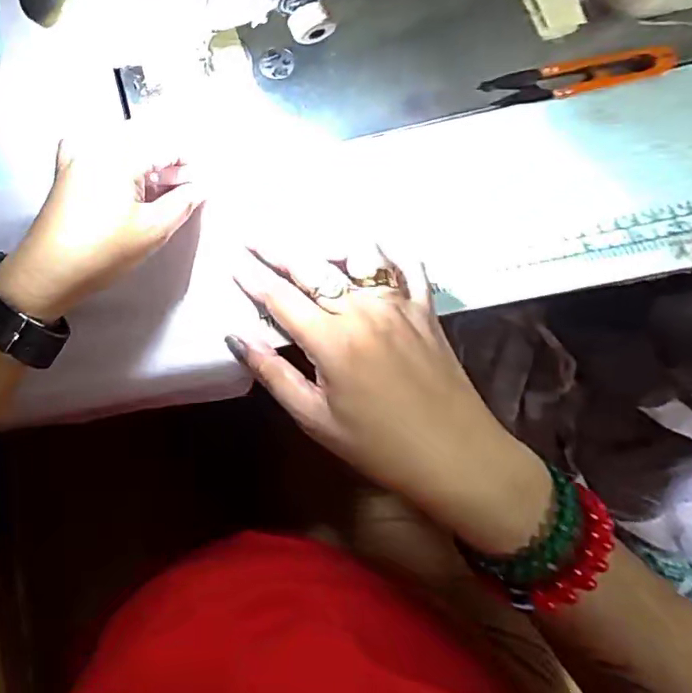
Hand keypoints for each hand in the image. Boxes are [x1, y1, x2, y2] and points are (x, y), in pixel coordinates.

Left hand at [0, 133, 203, 321]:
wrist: (45, 273)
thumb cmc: (101, 253)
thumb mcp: (152, 231)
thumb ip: (184, 202)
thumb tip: (202, 186)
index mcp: (120, 155)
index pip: (168, 142)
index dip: (192, 161)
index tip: (204, 182)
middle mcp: (98, 145)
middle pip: (147, 134)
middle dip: (171, 156)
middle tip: (185, 186)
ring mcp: (79, 154)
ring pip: (124, 139)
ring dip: (148, 156)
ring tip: (160, 188)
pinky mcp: (67, 168)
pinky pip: (99, 147)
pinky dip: (118, 154)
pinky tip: (125, 175)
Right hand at [229, 242, 551, 555]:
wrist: (459, 457)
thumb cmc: (379, 447)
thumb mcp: (316, 419)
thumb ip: (274, 373)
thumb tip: (237, 338)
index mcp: (331, 339)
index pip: (280, 298)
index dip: (252, 278)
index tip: (233, 261)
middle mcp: (362, 309)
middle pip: (312, 268)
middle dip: (277, 249)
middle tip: (254, 235)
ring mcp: (397, 304)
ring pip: (357, 258)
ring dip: (328, 245)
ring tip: (308, 239)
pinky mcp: (425, 309)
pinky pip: (406, 266)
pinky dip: (389, 251)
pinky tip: (376, 243)